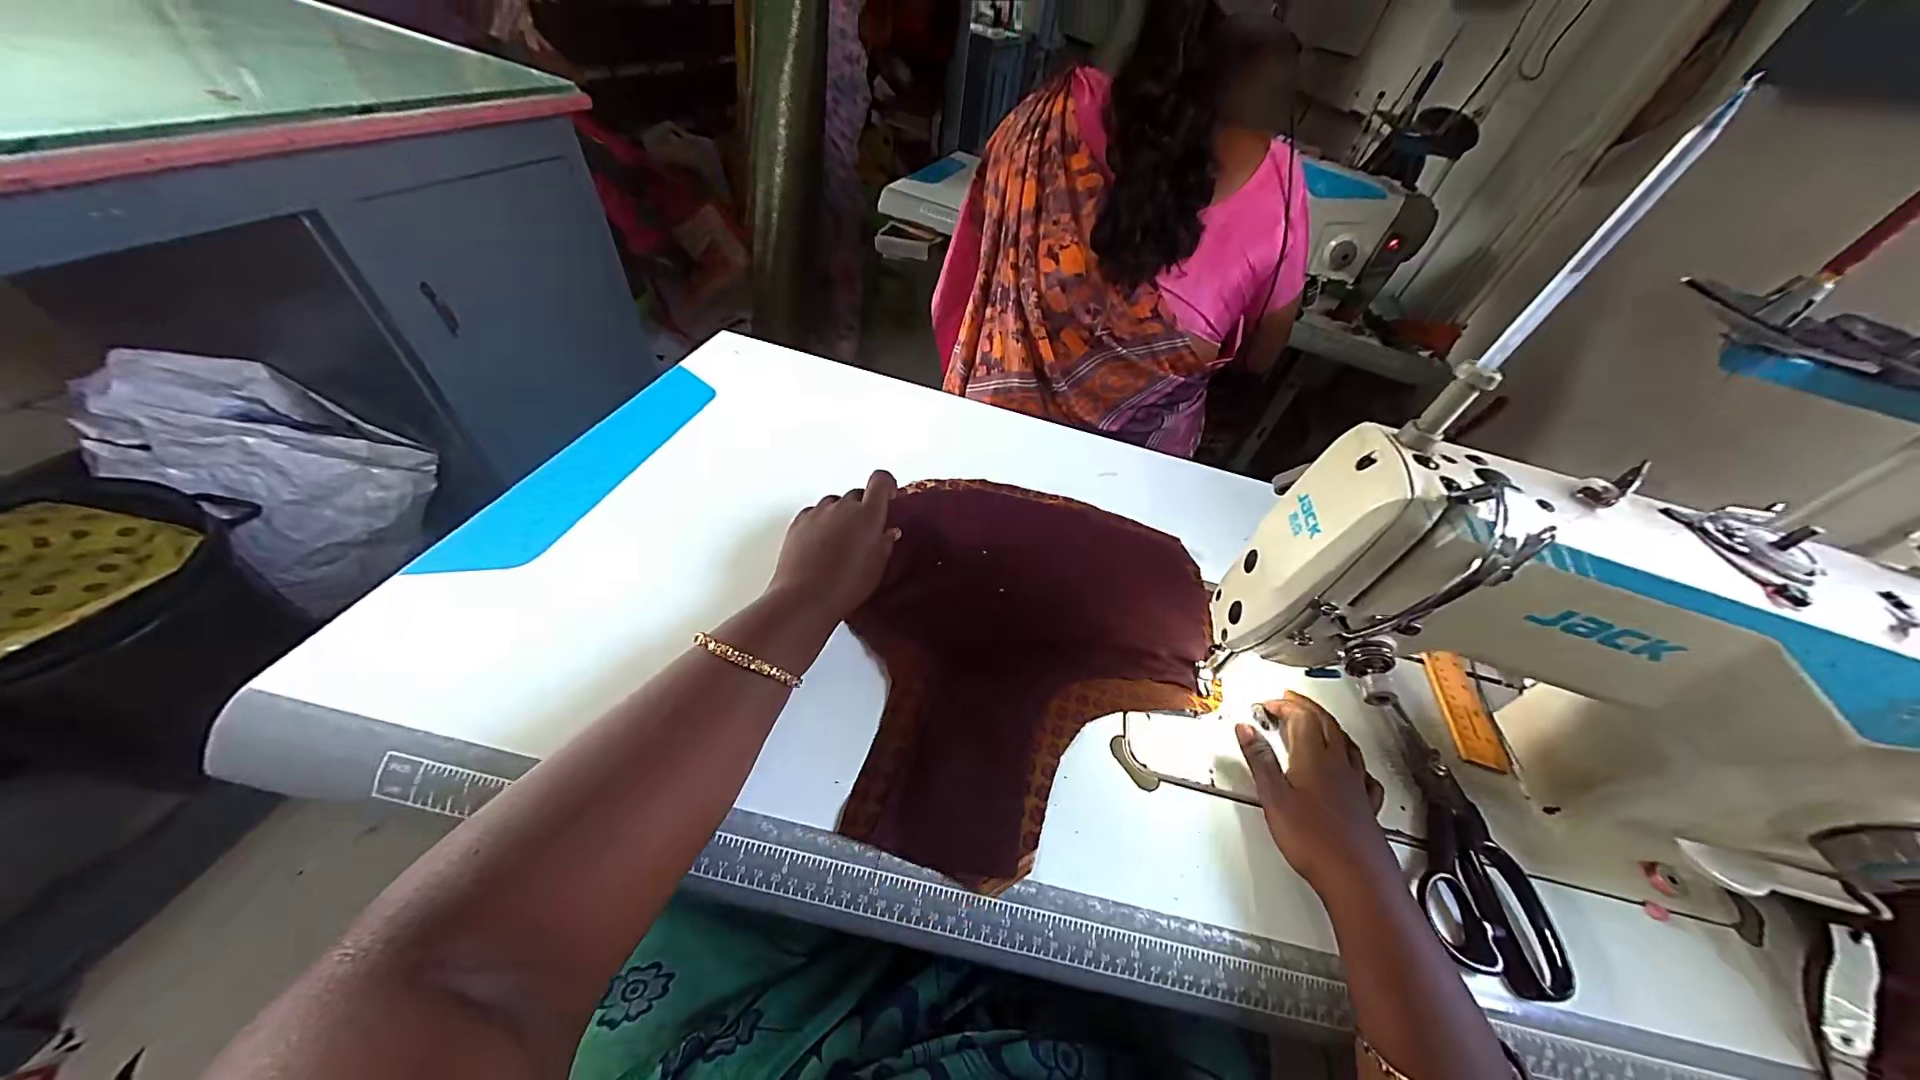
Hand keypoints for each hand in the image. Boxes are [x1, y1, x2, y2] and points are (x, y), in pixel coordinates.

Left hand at [766, 470, 900, 621]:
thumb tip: (887, 533)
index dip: (887, 485)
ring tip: (841, 543)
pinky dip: (821, 523)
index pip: (881, 481)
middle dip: (863, 508)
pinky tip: (822, 546)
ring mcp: (818, 512)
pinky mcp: (799, 521)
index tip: (889, 496)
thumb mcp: (876, 569)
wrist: (805, 597)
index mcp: (868, 515)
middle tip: (865, 532)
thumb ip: (884, 544)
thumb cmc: (844, 587)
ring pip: (835, 503)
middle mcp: (843, 507)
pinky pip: (814, 513)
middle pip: (857, 494)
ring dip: (841, 515)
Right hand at [1236, 691, 1395, 894]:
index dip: (1284, 706)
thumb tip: (1246, 730)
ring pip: (1345, 742)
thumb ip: (1259, 759)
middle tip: (1289, 700)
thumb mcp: (1273, 796)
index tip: (1268, 704)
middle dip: (1306, 707)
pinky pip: (1362, 771)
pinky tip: (1352, 766)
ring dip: (1328, 725)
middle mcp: (1339, 766)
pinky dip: (1352, 759)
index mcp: (1315, 757)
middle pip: (1325, 723)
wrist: (1357, 878)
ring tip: (1317, 721)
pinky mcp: (1366, 805)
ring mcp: (1356, 785)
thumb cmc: (1315, 841)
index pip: (1301, 717)